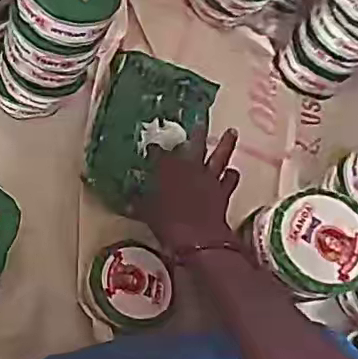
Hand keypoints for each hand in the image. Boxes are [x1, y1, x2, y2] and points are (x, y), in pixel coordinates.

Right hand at [140, 128, 241, 250]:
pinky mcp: (223, 192)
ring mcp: (210, 179)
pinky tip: (232, 172)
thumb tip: (125, 203)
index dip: (155, 149)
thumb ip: (138, 206)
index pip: (159, 154)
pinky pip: (230, 179)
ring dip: (226, 144)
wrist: (199, 240)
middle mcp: (190, 169)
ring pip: (219, 156)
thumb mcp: (147, 215)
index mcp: (168, 171)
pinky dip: (231, 175)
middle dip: (195, 133)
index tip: (152, 145)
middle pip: (194, 145)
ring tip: (232, 131)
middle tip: (199, 118)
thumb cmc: (168, 225)